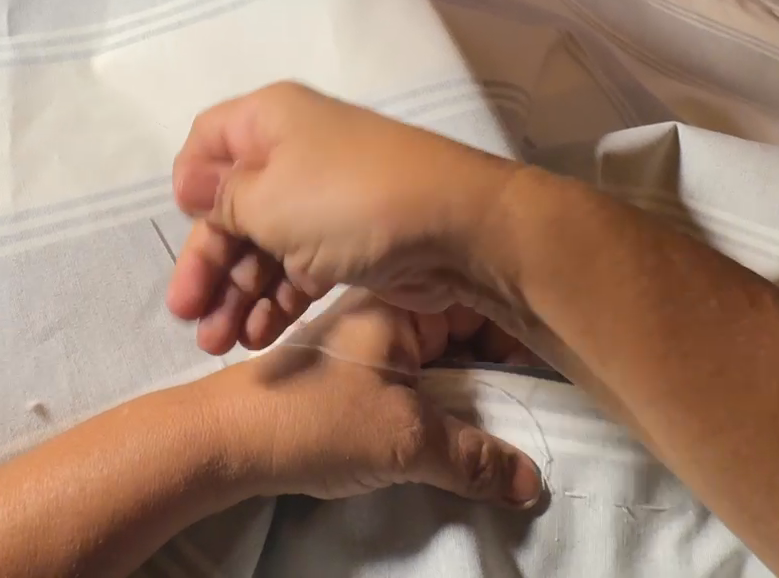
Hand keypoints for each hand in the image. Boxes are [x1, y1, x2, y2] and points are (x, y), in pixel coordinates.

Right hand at [167, 83, 521, 353]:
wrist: (454, 228)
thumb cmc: (345, 200)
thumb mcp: (265, 197)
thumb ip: (221, 198)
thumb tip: (196, 187)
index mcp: (269, 121)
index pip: (209, 140)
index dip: (190, 183)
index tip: (184, 225)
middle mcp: (292, 154)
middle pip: (232, 204)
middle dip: (208, 260)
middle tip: (186, 314)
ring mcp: (321, 200)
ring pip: (263, 243)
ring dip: (237, 290)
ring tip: (217, 343)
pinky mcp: (345, 241)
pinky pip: (296, 266)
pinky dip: (276, 298)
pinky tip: (256, 337)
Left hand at [198, 290, 543, 506]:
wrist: (233, 440)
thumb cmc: (318, 419)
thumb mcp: (404, 439)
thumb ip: (473, 457)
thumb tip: (532, 481)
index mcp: (396, 299)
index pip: (472, 297)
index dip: (512, 327)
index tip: (545, 362)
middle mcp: (385, 305)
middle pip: (459, 322)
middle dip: (496, 357)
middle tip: (537, 392)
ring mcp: (370, 335)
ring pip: (439, 350)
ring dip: (470, 380)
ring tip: (510, 409)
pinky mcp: (357, 367)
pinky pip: (416, 370)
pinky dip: (443, 392)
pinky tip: (461, 420)